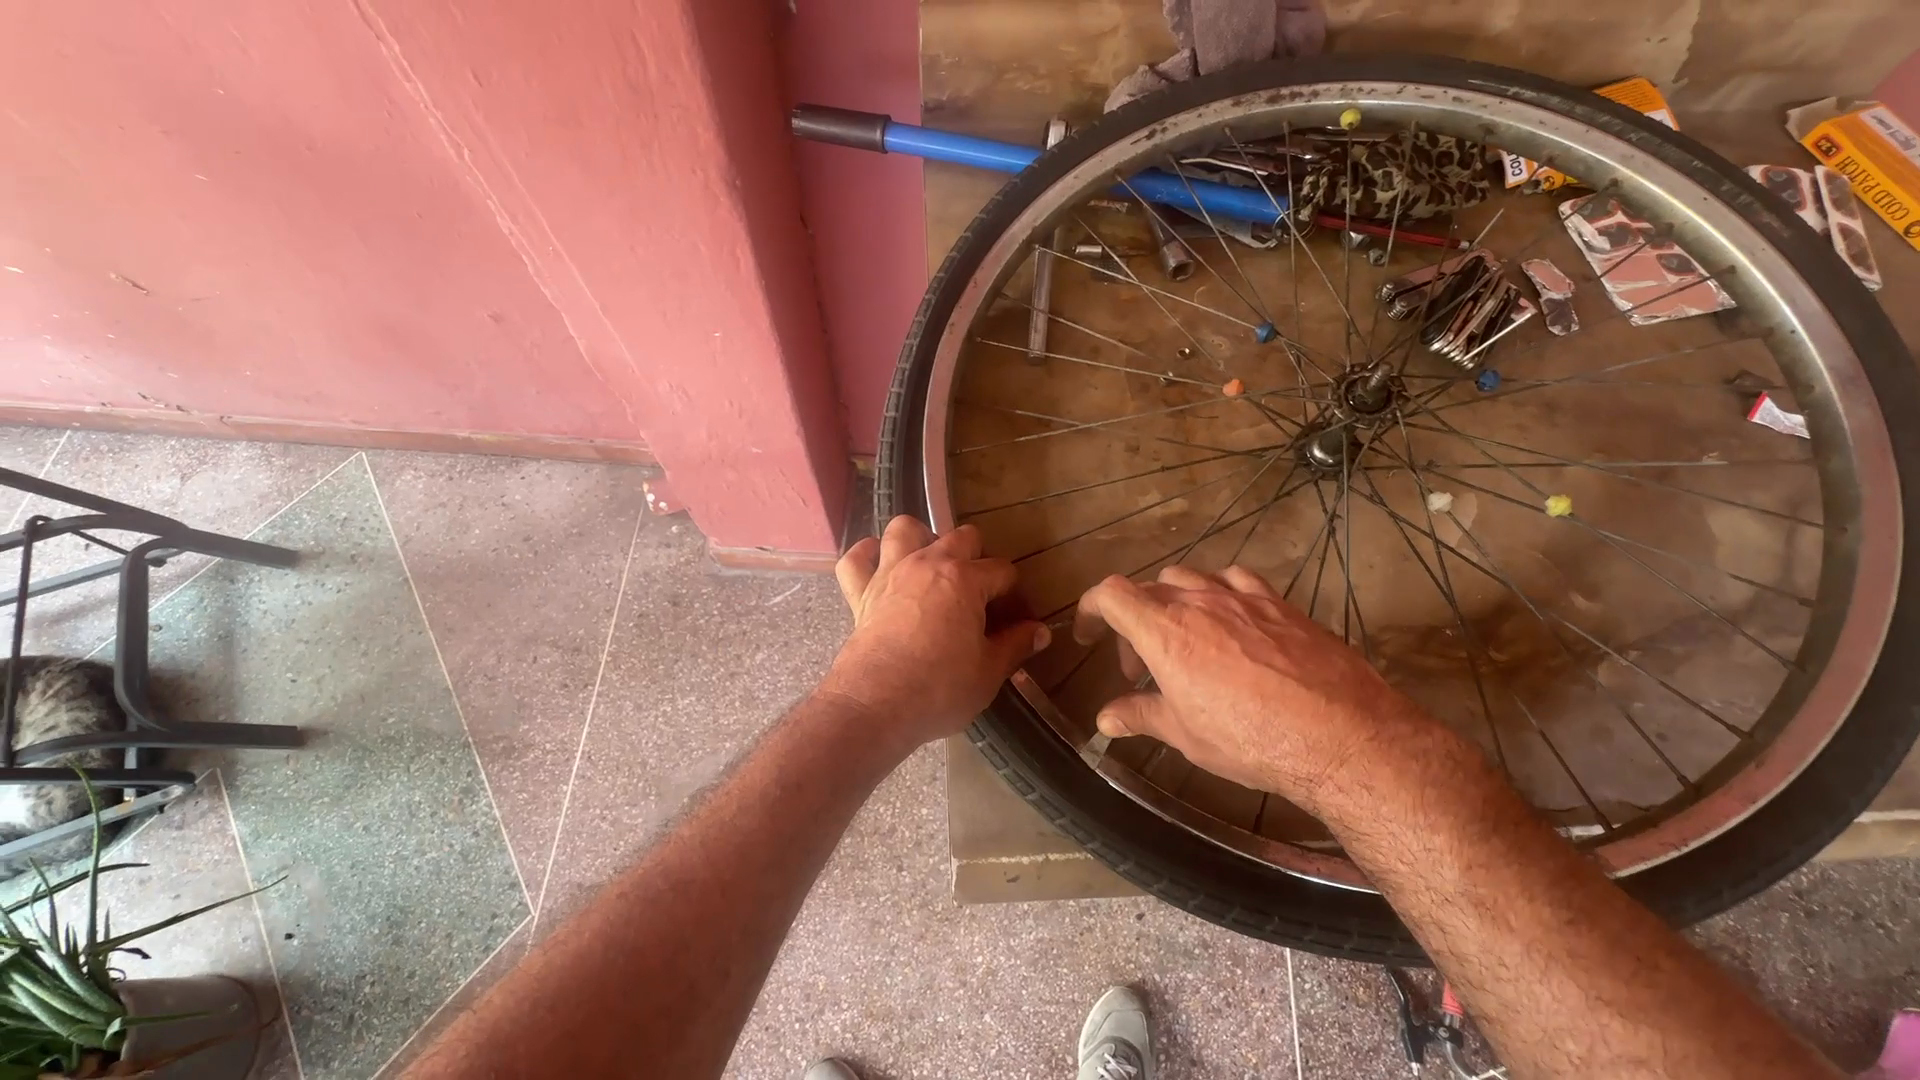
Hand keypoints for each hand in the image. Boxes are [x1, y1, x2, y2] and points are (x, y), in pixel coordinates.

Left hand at [820, 516, 1049, 749]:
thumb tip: (1040, 632)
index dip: (1012, 593)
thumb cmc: (939, 689)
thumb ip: (1016, 646)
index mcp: (966, 579)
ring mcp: (890, 572)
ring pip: (904, 528)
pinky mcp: (860, 592)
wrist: (875, 704)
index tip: (1014, 616)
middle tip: (978, 592)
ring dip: (920, 539)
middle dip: (976, 556)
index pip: (1002, 570)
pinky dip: (866, 556)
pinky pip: (856, 558)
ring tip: (930, 565)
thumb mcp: (989, 672)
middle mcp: (928, 563)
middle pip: (961, 536)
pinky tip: (878, 565)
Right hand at [1073, 565, 1434, 804]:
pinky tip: (1231, 620)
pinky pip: (1235, 580)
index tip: (1089, 637)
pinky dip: (1218, 593)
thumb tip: (1106, 719)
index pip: (1110, 594)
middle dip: (1134, 623)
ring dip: (1174, 604)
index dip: (1090, 609)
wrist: (1339, 734)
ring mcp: (1241, 597)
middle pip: (1148, 589)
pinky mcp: (1278, 602)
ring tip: (1185, 641)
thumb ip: (1140, 716)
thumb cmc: (1250, 740)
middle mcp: (1198, 602)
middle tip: (1143, 668)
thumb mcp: (1185, 735)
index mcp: (1165, 632)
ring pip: (1190, 579)